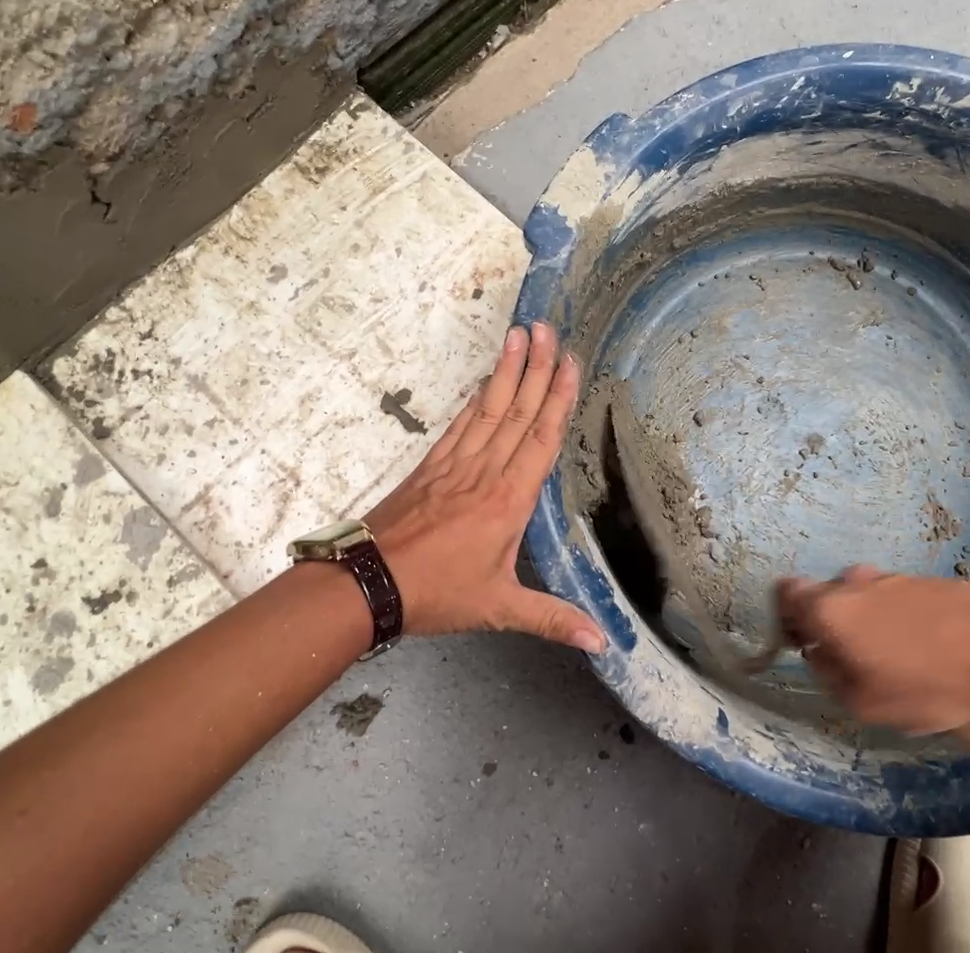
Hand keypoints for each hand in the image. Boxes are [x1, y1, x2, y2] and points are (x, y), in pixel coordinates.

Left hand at [362, 321, 605, 653]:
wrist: (366, 582)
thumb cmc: (436, 593)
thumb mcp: (499, 608)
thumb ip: (553, 619)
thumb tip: (604, 642)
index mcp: (509, 500)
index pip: (541, 438)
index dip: (558, 398)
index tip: (569, 361)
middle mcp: (485, 472)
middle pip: (517, 411)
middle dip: (536, 367)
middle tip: (549, 327)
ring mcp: (454, 465)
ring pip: (488, 408)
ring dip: (506, 370)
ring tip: (520, 334)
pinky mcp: (431, 467)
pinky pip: (460, 423)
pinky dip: (477, 397)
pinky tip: (485, 381)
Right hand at [776, 566, 969, 732]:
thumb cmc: (929, 683)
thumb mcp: (866, 704)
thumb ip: (830, 677)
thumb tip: (822, 657)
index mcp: (830, 608)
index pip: (786, 592)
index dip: (788, 616)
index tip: (804, 642)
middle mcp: (855, 583)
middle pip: (828, 597)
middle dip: (833, 625)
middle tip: (855, 662)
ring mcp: (893, 577)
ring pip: (865, 599)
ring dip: (871, 624)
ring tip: (900, 661)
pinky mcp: (927, 580)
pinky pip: (899, 600)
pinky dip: (903, 621)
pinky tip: (929, 651)